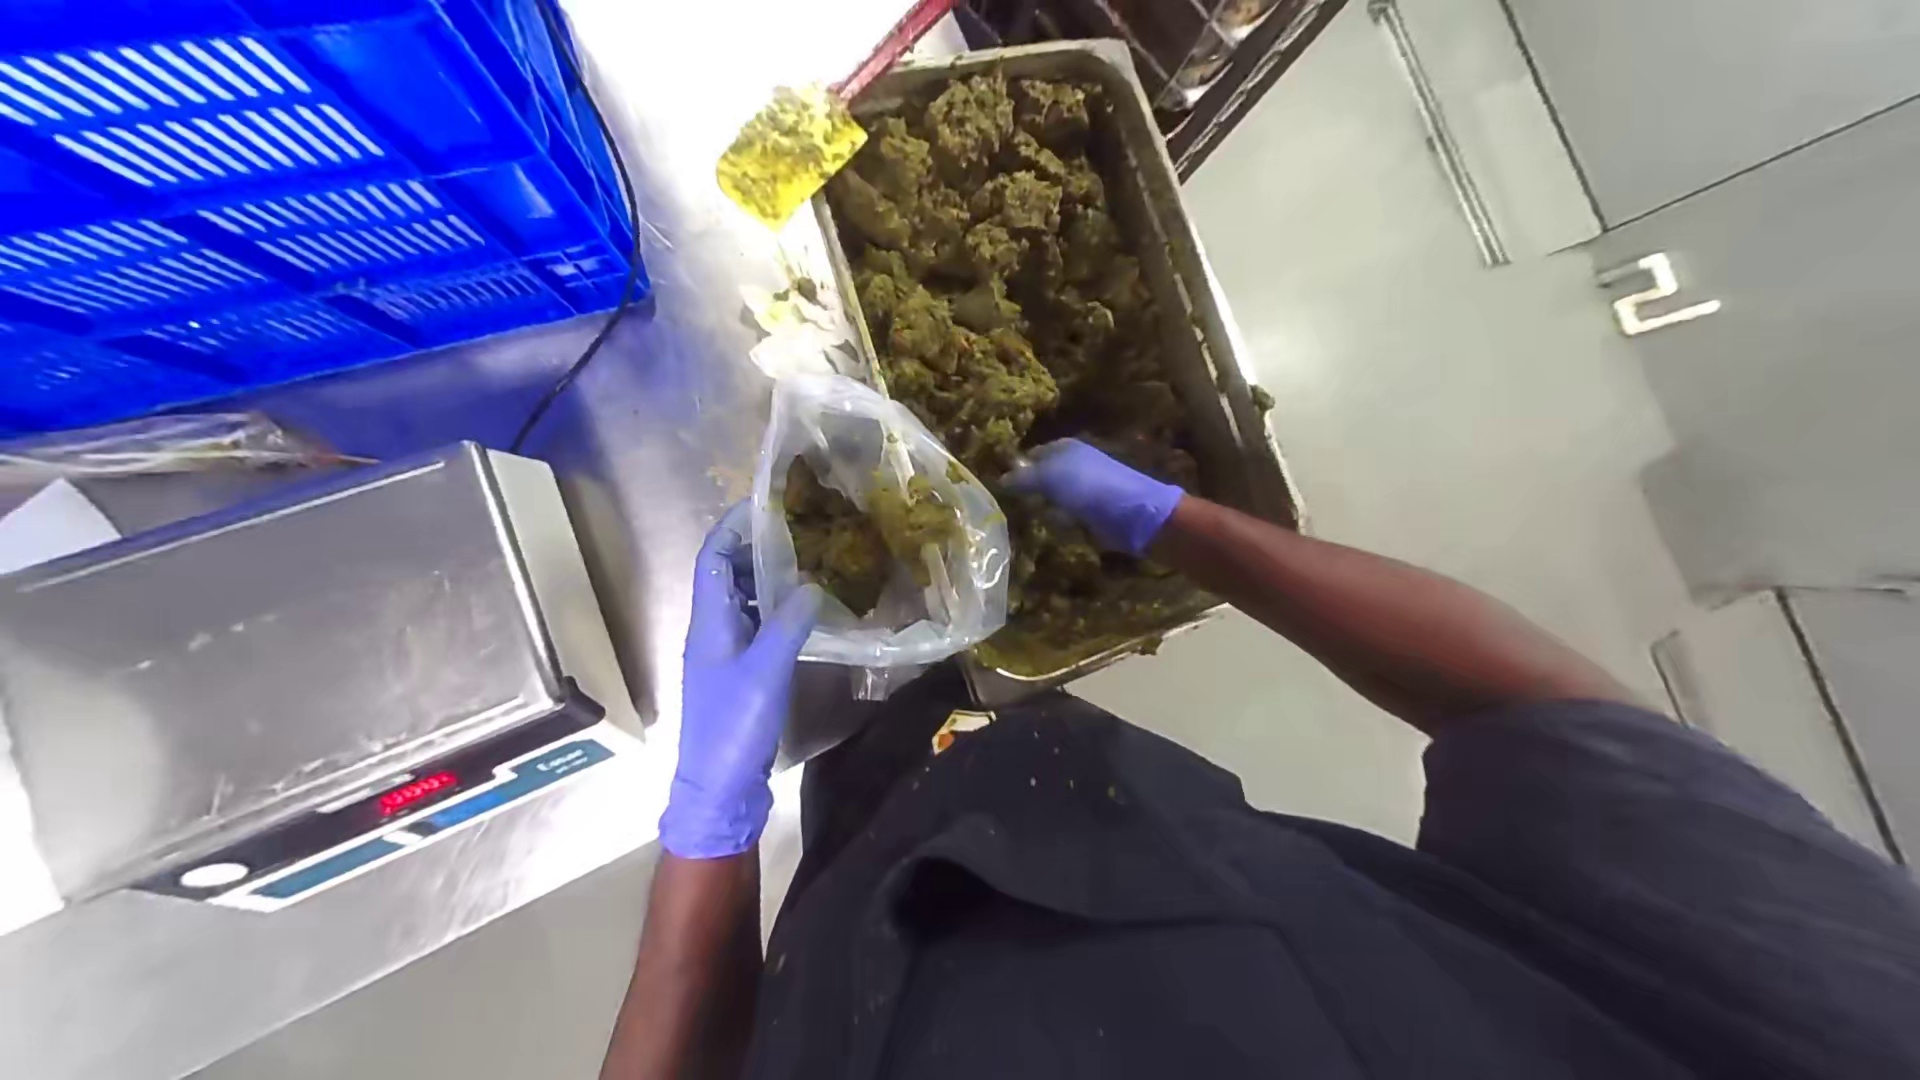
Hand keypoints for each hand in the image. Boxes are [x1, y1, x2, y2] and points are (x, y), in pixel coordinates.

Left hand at [660, 503, 822, 858]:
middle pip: (727, 573)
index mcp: (709, 622)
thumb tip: (810, 584)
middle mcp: (713, 629)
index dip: (732, 528)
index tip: (766, 506)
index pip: (712, 559)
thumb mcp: (764, 671)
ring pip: (744, 598)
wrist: (719, 787)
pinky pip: (757, 623)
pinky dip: (777, 607)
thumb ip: (787, 625)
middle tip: (801, 532)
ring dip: (769, 577)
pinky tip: (806, 608)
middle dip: (757, 547)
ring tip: (808, 561)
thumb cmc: (734, 726)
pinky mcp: (742, 670)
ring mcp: (726, 651)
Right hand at [1003, 439, 1185, 554]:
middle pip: (1039, 479)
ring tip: (1037, 519)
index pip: (1031, 455)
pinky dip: (1060, 522)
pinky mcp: (1090, 510)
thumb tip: (999, 480)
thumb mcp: (1049, 477)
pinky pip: (1065, 515)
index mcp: (1063, 448)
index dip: (1016, 469)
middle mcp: (1072, 465)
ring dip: (1044, 510)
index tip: (1000, 488)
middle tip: (1016, 506)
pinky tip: (1059, 527)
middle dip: (1029, 493)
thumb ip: (1022, 478)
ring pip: (1050, 499)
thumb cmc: (1088, 486)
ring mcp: (1082, 488)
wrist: (1132, 512)